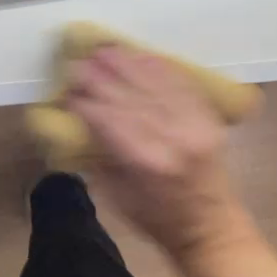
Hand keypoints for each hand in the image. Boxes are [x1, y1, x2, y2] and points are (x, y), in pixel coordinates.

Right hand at [65, 46, 253, 259]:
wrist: (210, 227)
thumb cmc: (157, 220)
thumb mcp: (118, 198)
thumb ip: (100, 159)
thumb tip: (79, 126)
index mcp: (147, 163)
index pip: (109, 121)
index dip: (85, 104)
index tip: (66, 92)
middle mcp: (173, 139)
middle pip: (130, 97)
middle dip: (100, 78)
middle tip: (77, 64)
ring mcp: (195, 125)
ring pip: (155, 84)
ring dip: (127, 64)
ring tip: (105, 49)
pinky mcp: (208, 119)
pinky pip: (181, 84)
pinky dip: (159, 67)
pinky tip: (140, 55)